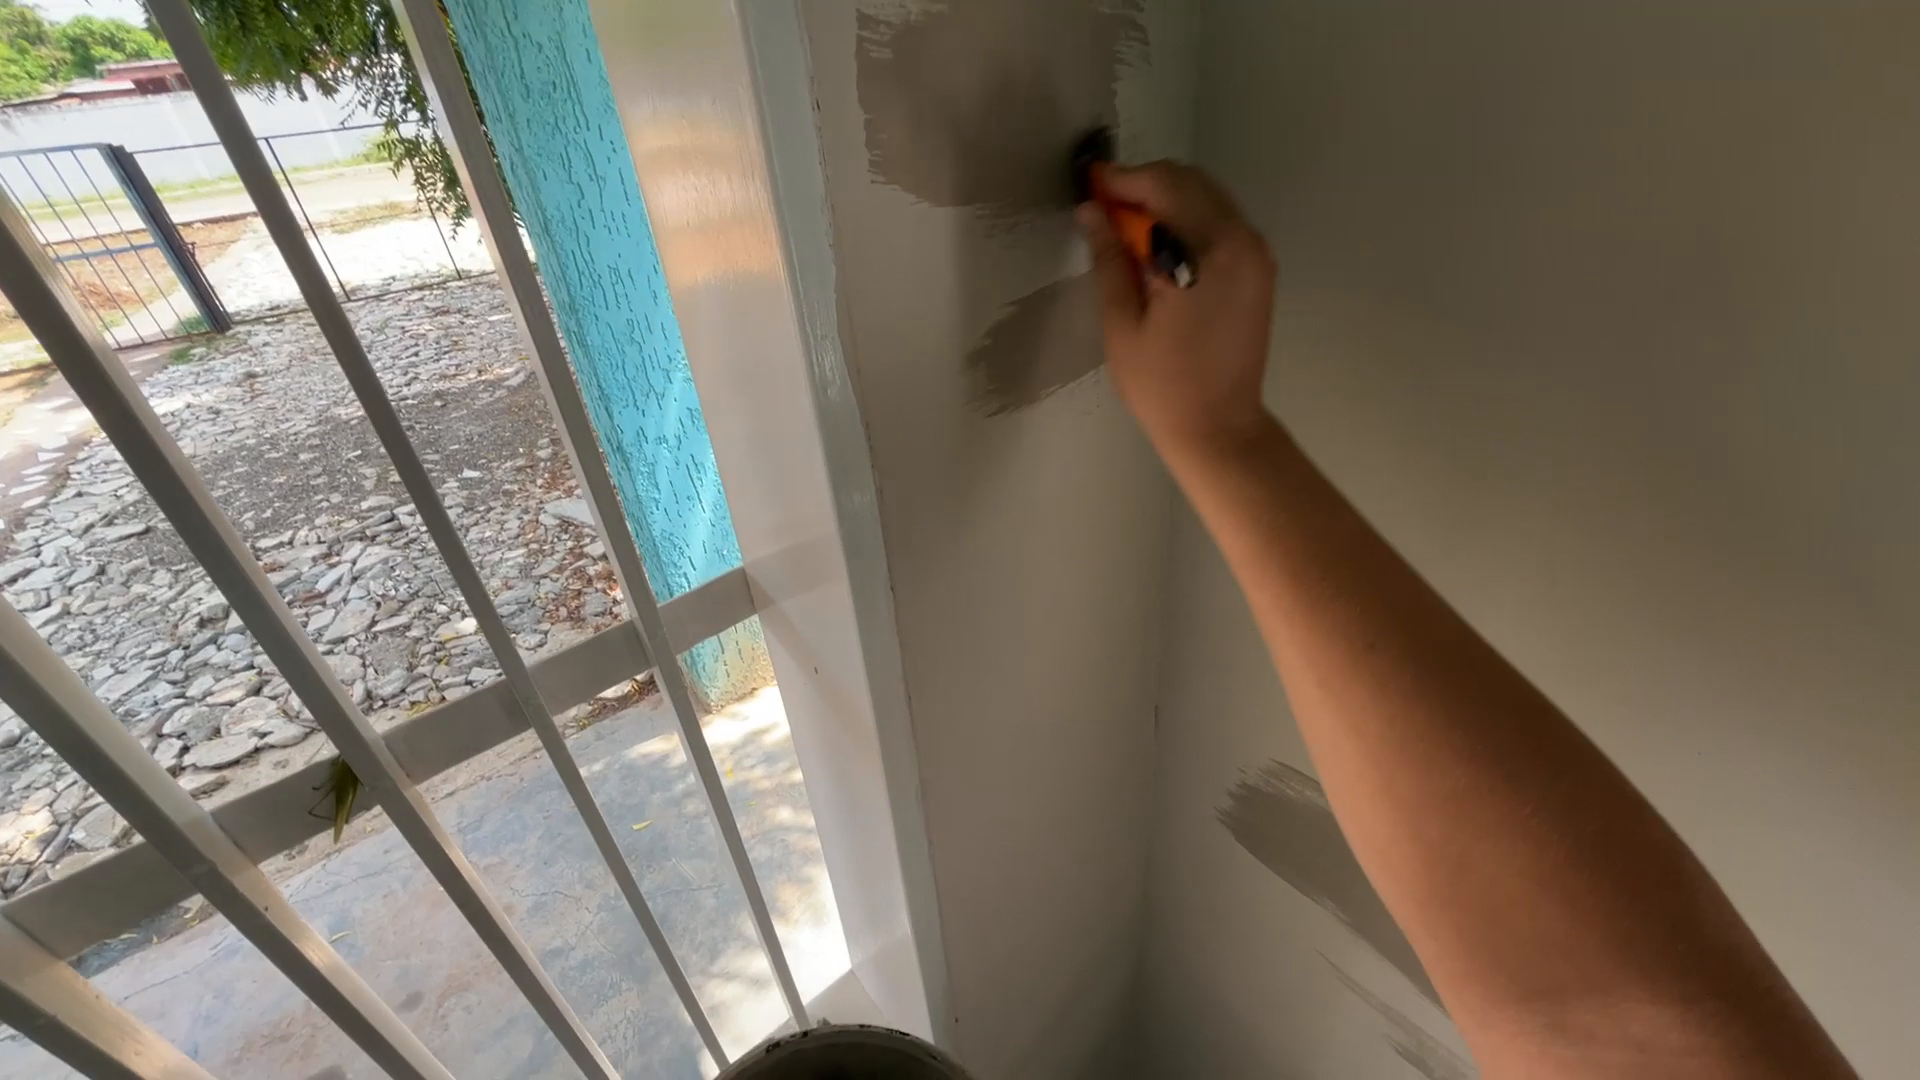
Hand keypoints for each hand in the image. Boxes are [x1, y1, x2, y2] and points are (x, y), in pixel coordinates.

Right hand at [1078, 161, 1277, 453]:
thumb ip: (1110, 260)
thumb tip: (1092, 212)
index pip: (1164, 187)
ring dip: (1167, 201)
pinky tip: (1158, 247)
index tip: (1090, 183)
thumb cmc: (1162, 385)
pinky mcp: (1259, 271)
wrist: (1218, 427)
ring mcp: (1256, 254)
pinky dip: (1188, 221)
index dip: (1123, 180)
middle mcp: (1241, 241)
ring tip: (1126, 228)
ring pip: (1209, 199)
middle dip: (1145, 186)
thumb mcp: (1122, 324)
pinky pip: (1221, 224)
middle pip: (1191, 183)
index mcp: (1208, 252)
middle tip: (1104, 206)